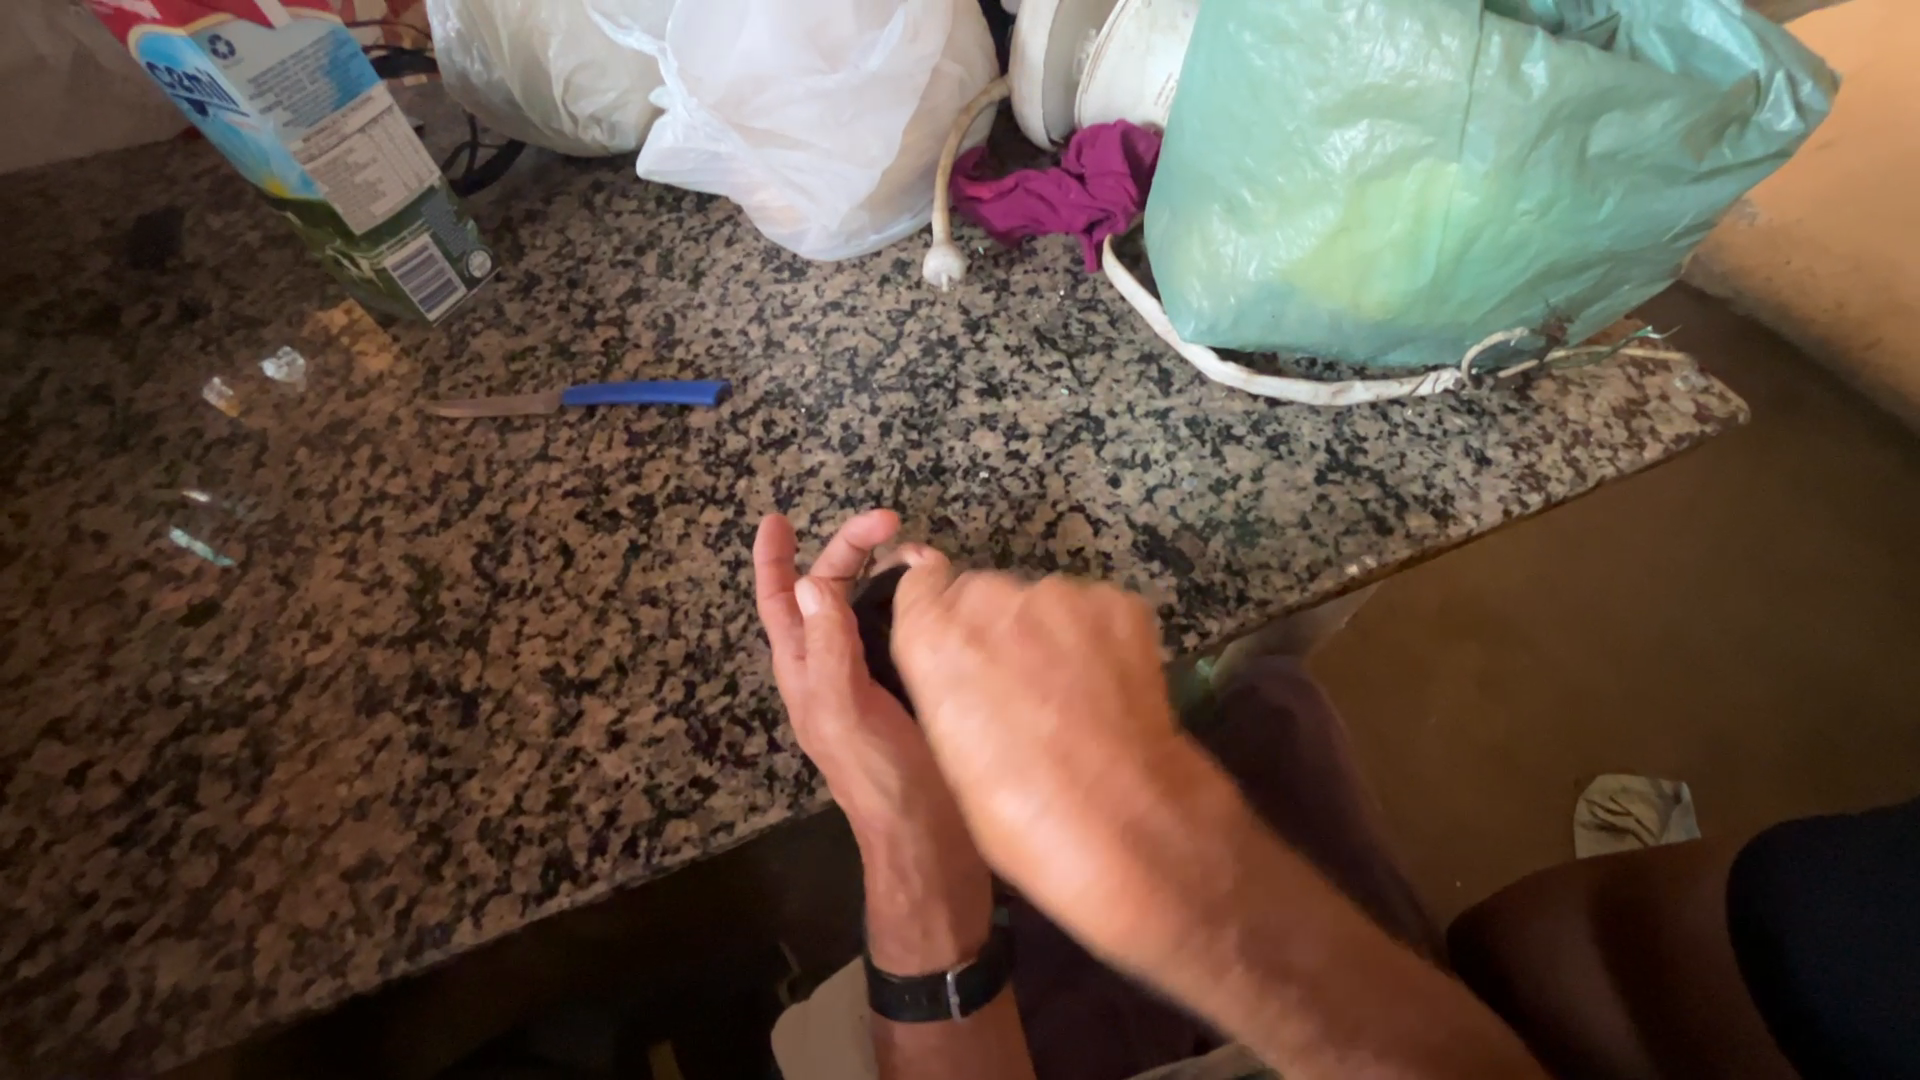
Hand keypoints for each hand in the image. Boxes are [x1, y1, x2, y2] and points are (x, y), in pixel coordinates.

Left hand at [753, 511, 990, 970]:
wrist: (932, 834)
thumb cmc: (880, 777)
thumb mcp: (843, 710)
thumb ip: (828, 648)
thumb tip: (807, 583)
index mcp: (806, 667)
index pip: (779, 602)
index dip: (774, 559)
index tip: (776, 518)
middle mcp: (836, 662)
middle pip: (831, 588)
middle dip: (854, 548)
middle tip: (893, 522)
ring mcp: (876, 671)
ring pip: (873, 602)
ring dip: (891, 570)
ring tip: (924, 555)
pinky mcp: (914, 679)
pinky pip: (908, 623)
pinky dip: (921, 598)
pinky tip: (945, 591)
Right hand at [889, 555, 1225, 963]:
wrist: (1119, 822)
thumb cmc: (1014, 810)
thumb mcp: (948, 744)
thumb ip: (948, 677)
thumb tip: (968, 659)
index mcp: (932, 637)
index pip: (922, 584)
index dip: (943, 610)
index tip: (963, 641)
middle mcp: (987, 598)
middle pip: (986, 593)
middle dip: (1001, 628)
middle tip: (1026, 685)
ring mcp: (1057, 595)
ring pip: (1046, 602)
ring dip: (1053, 633)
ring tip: (1076, 695)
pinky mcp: (1115, 602)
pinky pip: (1097, 612)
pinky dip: (1101, 639)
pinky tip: (1113, 688)